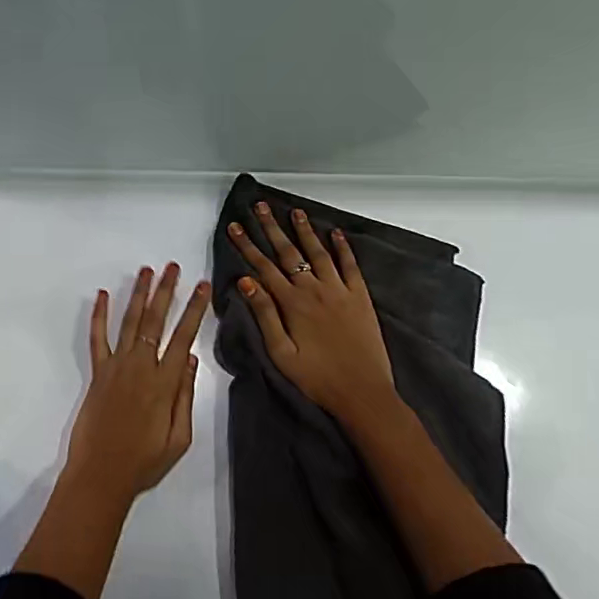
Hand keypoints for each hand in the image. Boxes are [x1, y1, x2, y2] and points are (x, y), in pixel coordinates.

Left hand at [65, 262, 210, 500]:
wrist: (101, 474)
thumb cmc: (145, 462)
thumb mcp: (179, 438)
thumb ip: (185, 395)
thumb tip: (192, 358)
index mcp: (165, 383)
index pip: (184, 337)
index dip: (194, 309)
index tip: (202, 286)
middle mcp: (141, 366)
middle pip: (156, 321)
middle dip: (167, 291)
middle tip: (174, 267)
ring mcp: (116, 366)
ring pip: (130, 322)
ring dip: (139, 294)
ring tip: (147, 271)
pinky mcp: (97, 372)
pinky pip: (98, 338)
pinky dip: (99, 315)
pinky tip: (103, 295)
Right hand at [227, 201, 398, 418]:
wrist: (363, 393)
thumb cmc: (316, 377)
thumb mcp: (280, 352)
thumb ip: (264, 314)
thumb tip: (245, 281)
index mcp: (291, 303)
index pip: (263, 266)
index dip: (247, 244)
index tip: (235, 226)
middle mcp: (314, 289)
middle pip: (288, 252)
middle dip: (271, 227)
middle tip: (261, 206)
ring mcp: (339, 291)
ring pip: (318, 252)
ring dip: (305, 230)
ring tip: (295, 211)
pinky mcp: (360, 298)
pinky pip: (350, 266)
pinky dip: (343, 248)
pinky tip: (336, 233)